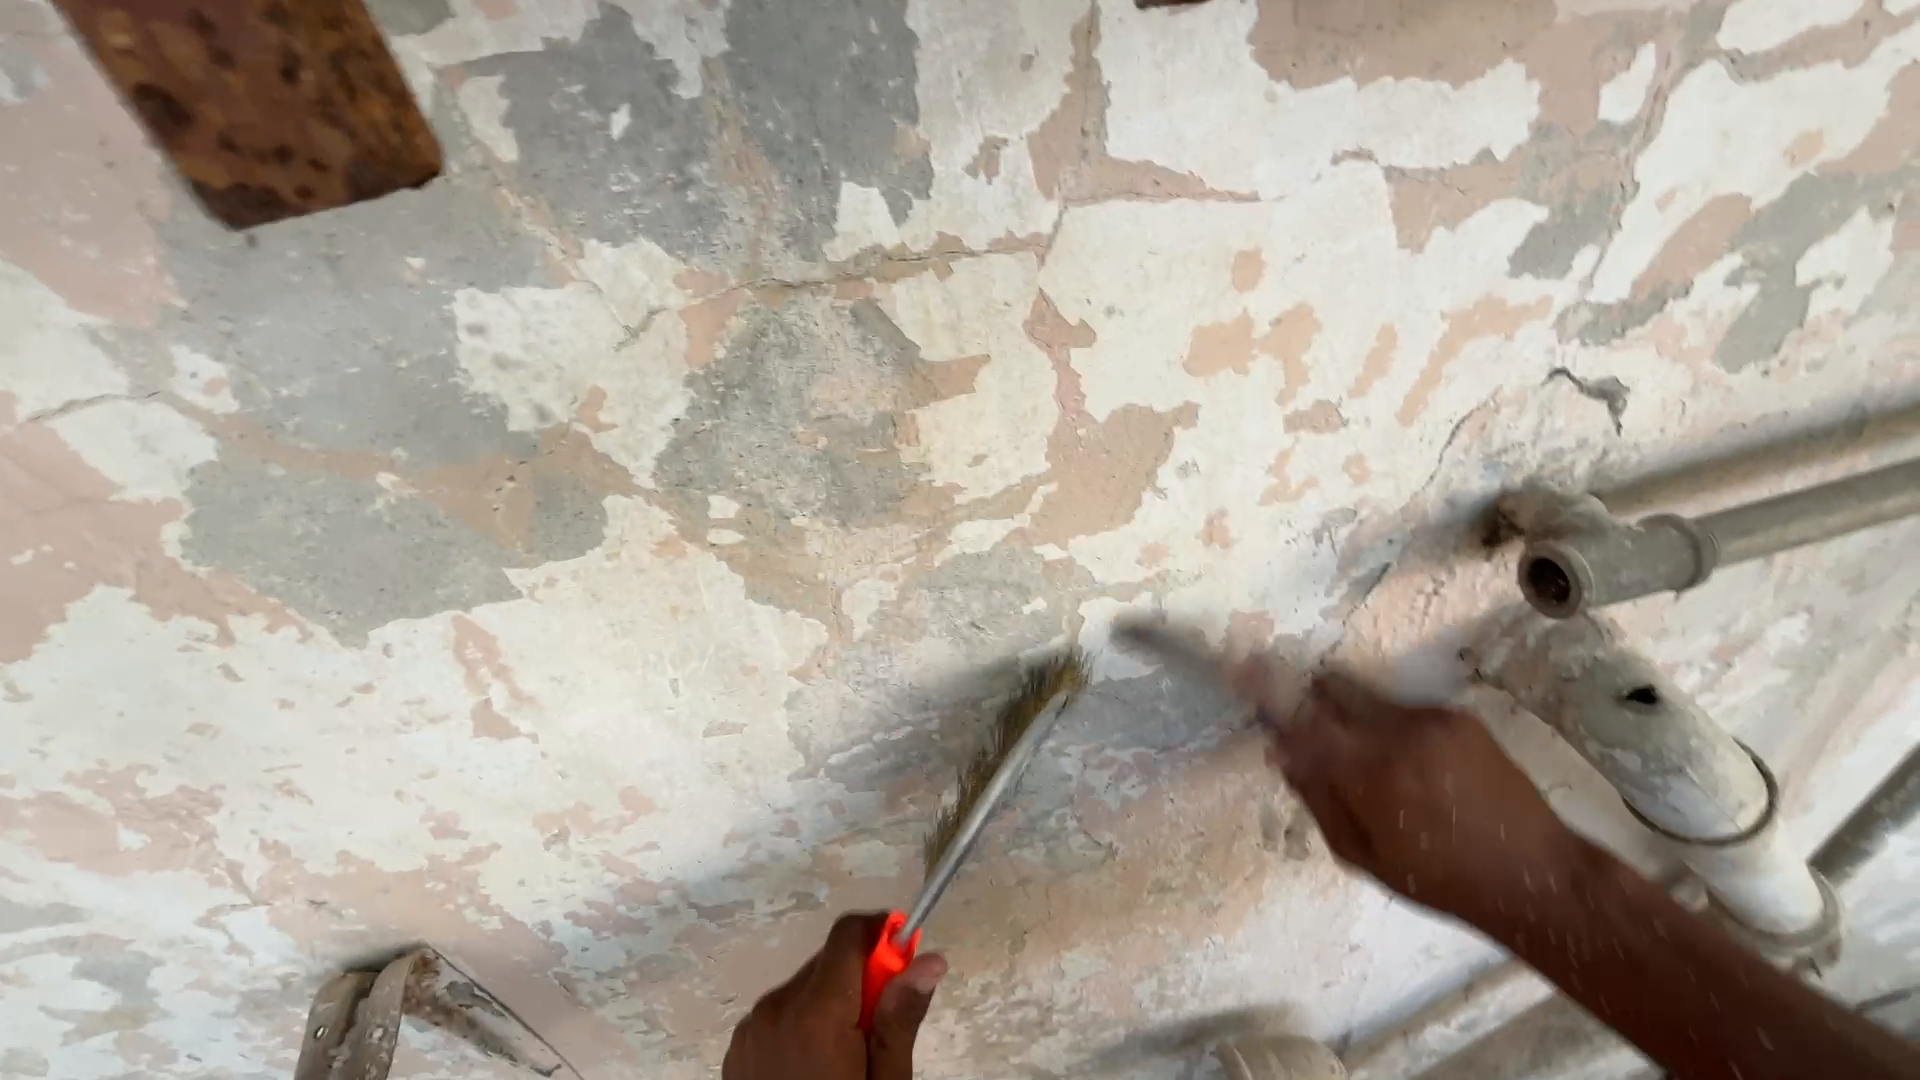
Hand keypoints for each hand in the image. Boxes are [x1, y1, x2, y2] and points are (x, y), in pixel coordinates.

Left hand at [723, 912, 947, 1079]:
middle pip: (829, 960)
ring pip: (804, 985)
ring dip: (832, 1000)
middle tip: (882, 1024)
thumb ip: (901, 1018)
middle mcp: (775, 1007)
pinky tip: (814, 1068)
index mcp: (816, 1012)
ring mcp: (750, 1029)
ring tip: (846, 1057)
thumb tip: (931, 959)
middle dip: (861, 976)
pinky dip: (802, 1021)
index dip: (881, 933)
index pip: (848, 933)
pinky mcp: (737, 1050)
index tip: (904, 955)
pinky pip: (779, 1012)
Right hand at [1240, 666, 1580, 923]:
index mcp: (1367, 769)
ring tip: (1377, 766)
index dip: (1267, 687)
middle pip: (1331, 687)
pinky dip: (1390, 728)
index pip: (1302, 713)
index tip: (1241, 666)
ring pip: (1366, 699)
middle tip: (1314, 732)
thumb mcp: (1360, 853)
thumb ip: (1315, 796)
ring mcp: (1431, 718)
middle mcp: (1396, 730)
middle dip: (1312, 700)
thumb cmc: (1438, 877)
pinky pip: (1401, 710)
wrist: (1538, 877)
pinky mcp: (1457, 716)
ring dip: (1353, 719)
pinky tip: (1414, 769)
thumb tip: (1279, 750)